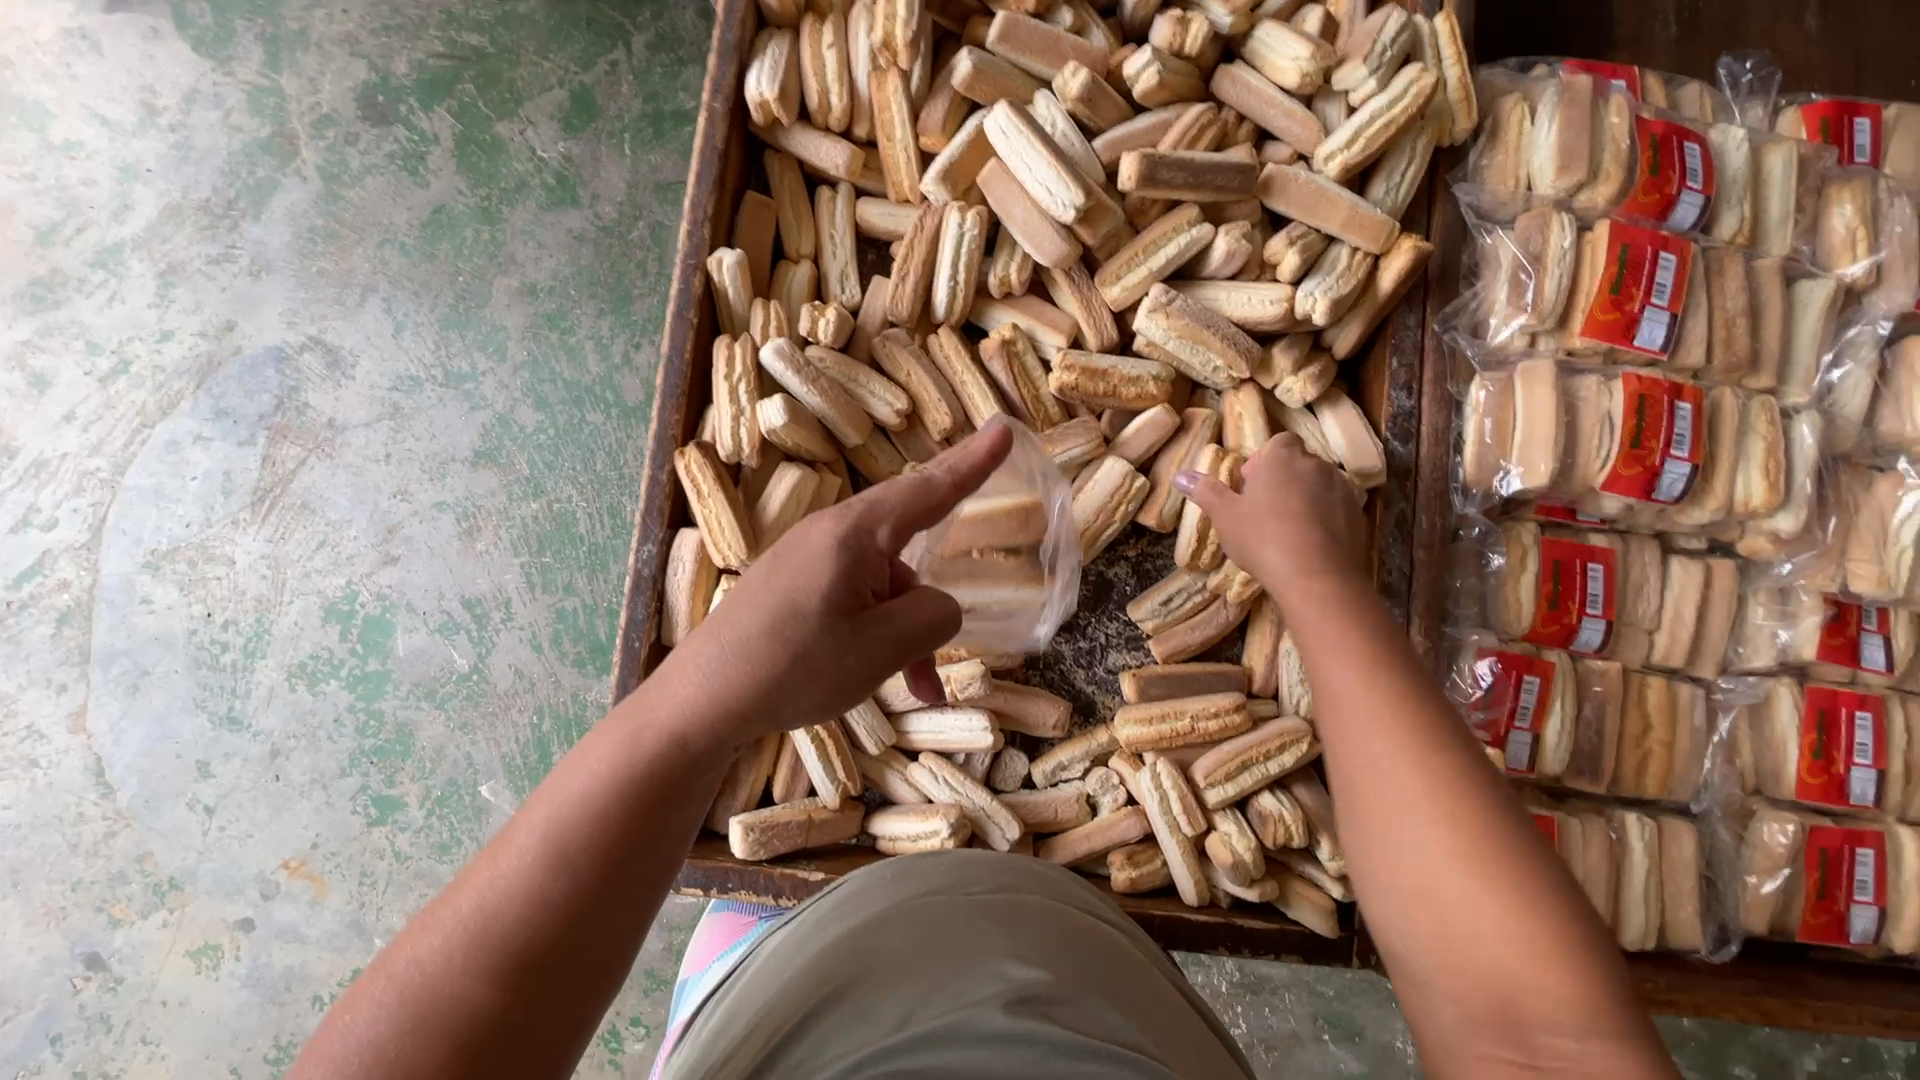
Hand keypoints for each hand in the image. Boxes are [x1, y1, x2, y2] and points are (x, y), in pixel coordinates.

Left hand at [652, 421, 1014, 748]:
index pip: (928, 489)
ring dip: (901, 634)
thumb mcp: (884, 647)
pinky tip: (873, 677)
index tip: (1004, 430)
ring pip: (878, 587)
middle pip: (904, 552)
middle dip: (926, 603)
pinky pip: (849, 599)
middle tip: (935, 646)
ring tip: (912, 688)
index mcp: (854, 534)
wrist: (701, 702)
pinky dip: (872, 634)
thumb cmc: (796, 667)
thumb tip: (938, 605)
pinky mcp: (789, 589)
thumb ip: (933, 616)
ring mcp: (804, 561)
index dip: (972, 464)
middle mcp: (829, 535)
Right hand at [1176, 432, 1366, 612]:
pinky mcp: (1357, 515)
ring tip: (1286, 529)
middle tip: (1262, 510)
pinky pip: (1335, 508)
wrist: (1316, 576)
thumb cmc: (1262, 538)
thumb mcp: (1225, 516)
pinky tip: (1307, 544)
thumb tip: (1180, 475)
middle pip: (1298, 463)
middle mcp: (1316, 465)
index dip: (1263, 460)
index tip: (1249, 486)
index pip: (1278, 442)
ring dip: (1304, 498)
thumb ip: (1205, 491)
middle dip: (1282, 480)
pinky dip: (1323, 519)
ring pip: (1319, 485)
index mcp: (1283, 458)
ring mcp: (1342, 490)